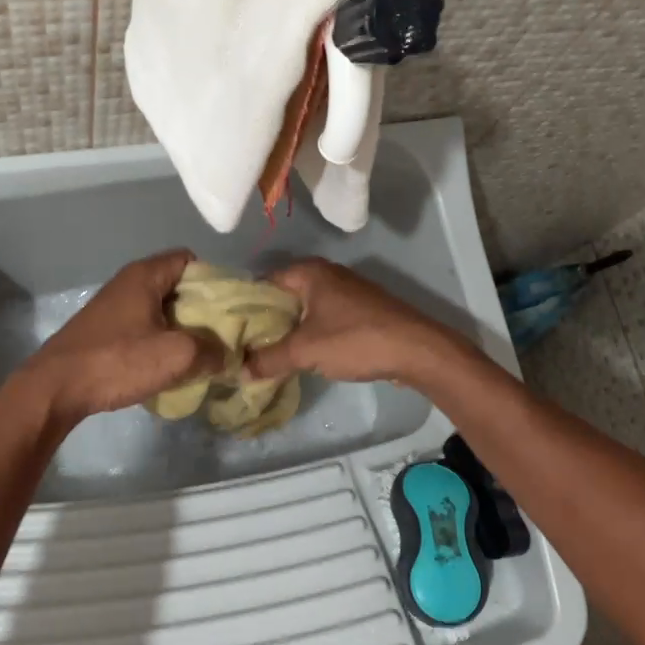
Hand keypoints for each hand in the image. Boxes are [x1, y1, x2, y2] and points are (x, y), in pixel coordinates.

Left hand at [20, 250, 223, 425]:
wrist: (56, 388)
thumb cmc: (117, 361)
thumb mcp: (176, 355)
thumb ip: (211, 350)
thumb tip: (227, 354)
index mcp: (145, 275)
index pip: (189, 260)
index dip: (214, 281)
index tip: (228, 310)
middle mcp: (128, 283)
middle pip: (177, 286)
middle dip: (201, 311)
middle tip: (221, 338)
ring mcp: (113, 309)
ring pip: (160, 311)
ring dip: (180, 331)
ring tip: (199, 357)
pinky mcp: (104, 333)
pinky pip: (143, 329)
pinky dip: (158, 343)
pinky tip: (166, 368)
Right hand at [245, 259, 469, 384]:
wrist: (417, 351)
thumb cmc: (356, 340)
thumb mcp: (305, 352)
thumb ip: (268, 360)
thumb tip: (238, 371)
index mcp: (308, 272)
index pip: (261, 283)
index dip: (242, 307)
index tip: (227, 332)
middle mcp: (325, 275)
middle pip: (281, 297)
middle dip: (262, 322)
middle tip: (240, 348)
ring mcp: (343, 293)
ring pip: (301, 311)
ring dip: (285, 332)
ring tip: (262, 356)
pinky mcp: (357, 312)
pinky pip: (320, 320)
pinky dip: (306, 335)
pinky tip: (296, 357)